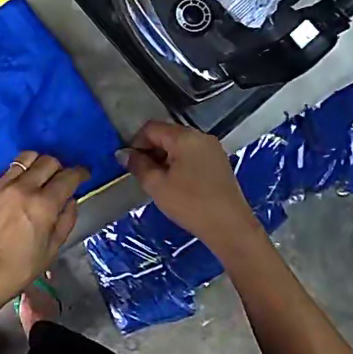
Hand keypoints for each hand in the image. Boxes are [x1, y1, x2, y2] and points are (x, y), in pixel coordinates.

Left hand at [0, 151, 85, 308]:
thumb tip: (70, 201)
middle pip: (49, 161)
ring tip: (42, 177)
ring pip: (28, 157)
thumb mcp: (53, 248)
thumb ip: (66, 219)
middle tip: (62, 180)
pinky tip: (24, 186)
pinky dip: (22, 171)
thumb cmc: (20, 267)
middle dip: (61, 168)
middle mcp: (25, 188)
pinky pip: (11, 169)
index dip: (80, 173)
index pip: (68, 176)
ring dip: (40, 164)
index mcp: (44, 204)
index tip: (84, 175)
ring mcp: (4, 186)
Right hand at [121, 121, 264, 250]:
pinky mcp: (220, 162)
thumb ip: (138, 165)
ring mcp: (213, 148)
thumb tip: (123, 154)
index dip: (136, 143)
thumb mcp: (157, 185)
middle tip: (144, 175)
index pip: (152, 127)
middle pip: (167, 134)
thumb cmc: (190, 204)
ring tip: (160, 182)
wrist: (229, 225)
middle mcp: (201, 136)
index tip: (131, 164)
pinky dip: (180, 164)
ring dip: (165, 158)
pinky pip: (193, 155)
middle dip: (151, 151)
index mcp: (185, 137)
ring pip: (180, 145)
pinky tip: (178, 185)